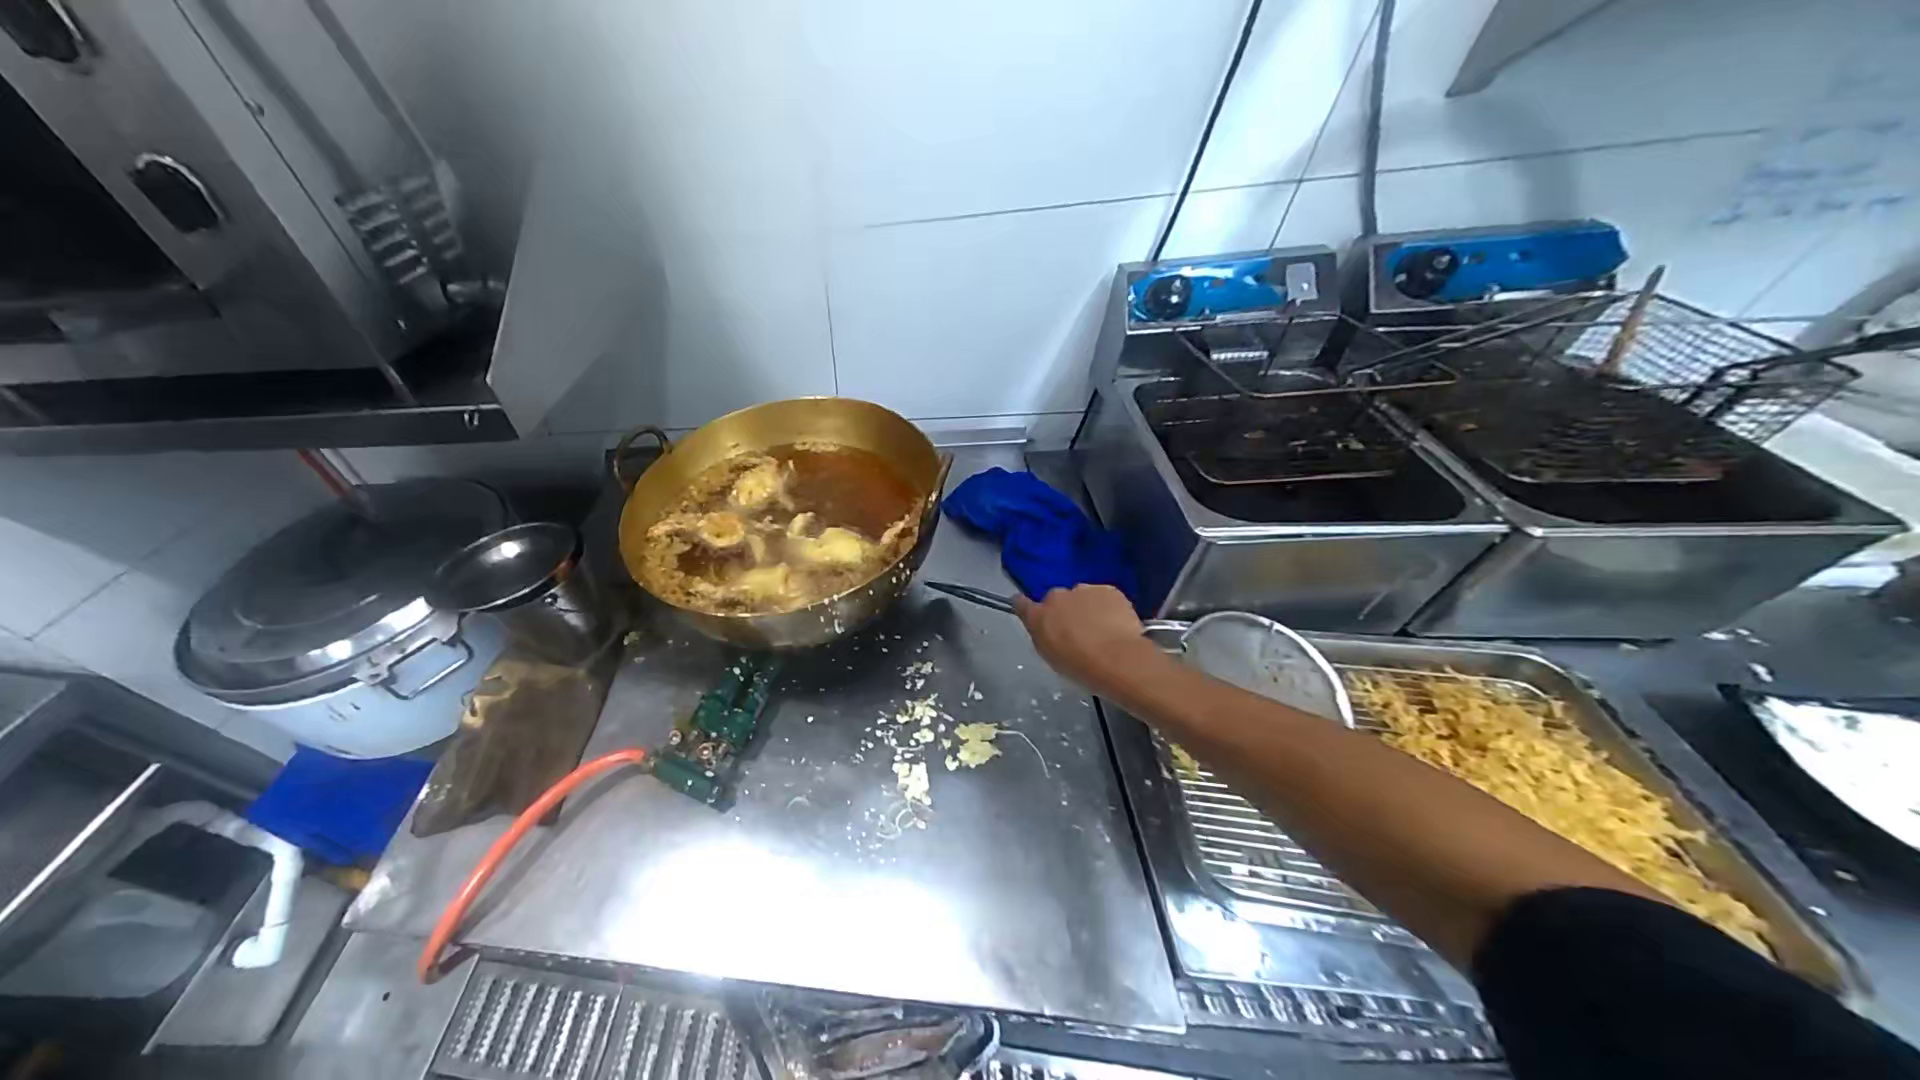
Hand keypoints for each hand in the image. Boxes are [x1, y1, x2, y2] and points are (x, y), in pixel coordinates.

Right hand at [1014, 584, 1164, 694]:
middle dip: (1065, 610)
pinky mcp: (1108, 590)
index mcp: (1038, 617)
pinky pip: (1105, 596)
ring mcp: (1084, 590)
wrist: (1115, 658)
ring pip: (1083, 596)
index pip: (1021, 604)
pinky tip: (1118, 623)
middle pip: (1057, 599)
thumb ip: (1045, 636)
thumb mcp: (1051, 656)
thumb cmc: (1079, 666)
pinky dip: (1109, 606)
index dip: (1024, 605)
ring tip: (1102, 629)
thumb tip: (1049, 629)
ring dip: (1087, 607)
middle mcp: (1056, 597)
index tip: (1028, 608)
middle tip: (1078, 630)